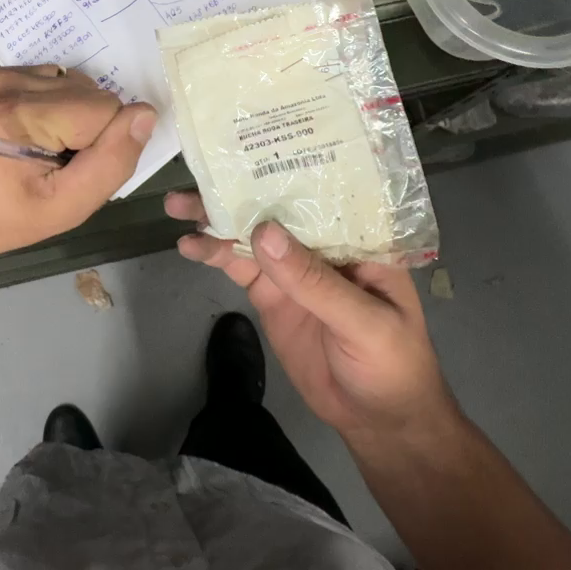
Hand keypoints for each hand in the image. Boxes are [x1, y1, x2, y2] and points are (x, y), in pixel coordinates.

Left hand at [0, 67, 156, 281]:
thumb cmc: (5, 220)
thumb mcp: (67, 207)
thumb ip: (113, 161)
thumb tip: (146, 114)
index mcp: (20, 115)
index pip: (106, 108)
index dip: (102, 145)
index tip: (70, 172)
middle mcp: (7, 83)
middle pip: (92, 92)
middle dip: (89, 130)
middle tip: (57, 166)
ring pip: (77, 85)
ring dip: (75, 118)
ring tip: (44, 153)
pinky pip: (56, 80)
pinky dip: (58, 106)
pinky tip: (36, 137)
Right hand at [167, 191, 457, 444]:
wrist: (379, 422)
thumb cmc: (394, 366)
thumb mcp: (364, 322)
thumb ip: (314, 280)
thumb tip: (263, 231)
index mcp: (358, 237)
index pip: (321, 191)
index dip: (285, 167)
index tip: (245, 147)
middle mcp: (321, 242)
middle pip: (274, 208)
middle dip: (235, 192)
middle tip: (194, 179)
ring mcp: (291, 267)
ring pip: (249, 234)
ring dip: (214, 219)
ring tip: (176, 206)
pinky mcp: (269, 293)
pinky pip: (237, 265)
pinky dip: (212, 253)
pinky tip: (188, 246)